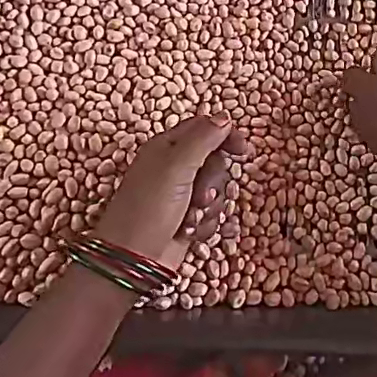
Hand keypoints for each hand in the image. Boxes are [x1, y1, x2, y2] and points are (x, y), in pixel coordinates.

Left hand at [91, 115, 249, 269]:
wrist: (133, 258)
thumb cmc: (149, 207)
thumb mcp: (176, 165)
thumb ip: (203, 138)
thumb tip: (225, 118)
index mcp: (167, 146)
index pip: (204, 128)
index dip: (226, 136)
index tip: (243, 150)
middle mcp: (174, 167)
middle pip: (215, 161)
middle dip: (213, 181)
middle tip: (200, 195)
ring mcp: (181, 194)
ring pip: (217, 190)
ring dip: (209, 206)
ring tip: (190, 217)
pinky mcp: (188, 218)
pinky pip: (212, 213)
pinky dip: (204, 223)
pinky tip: (189, 231)